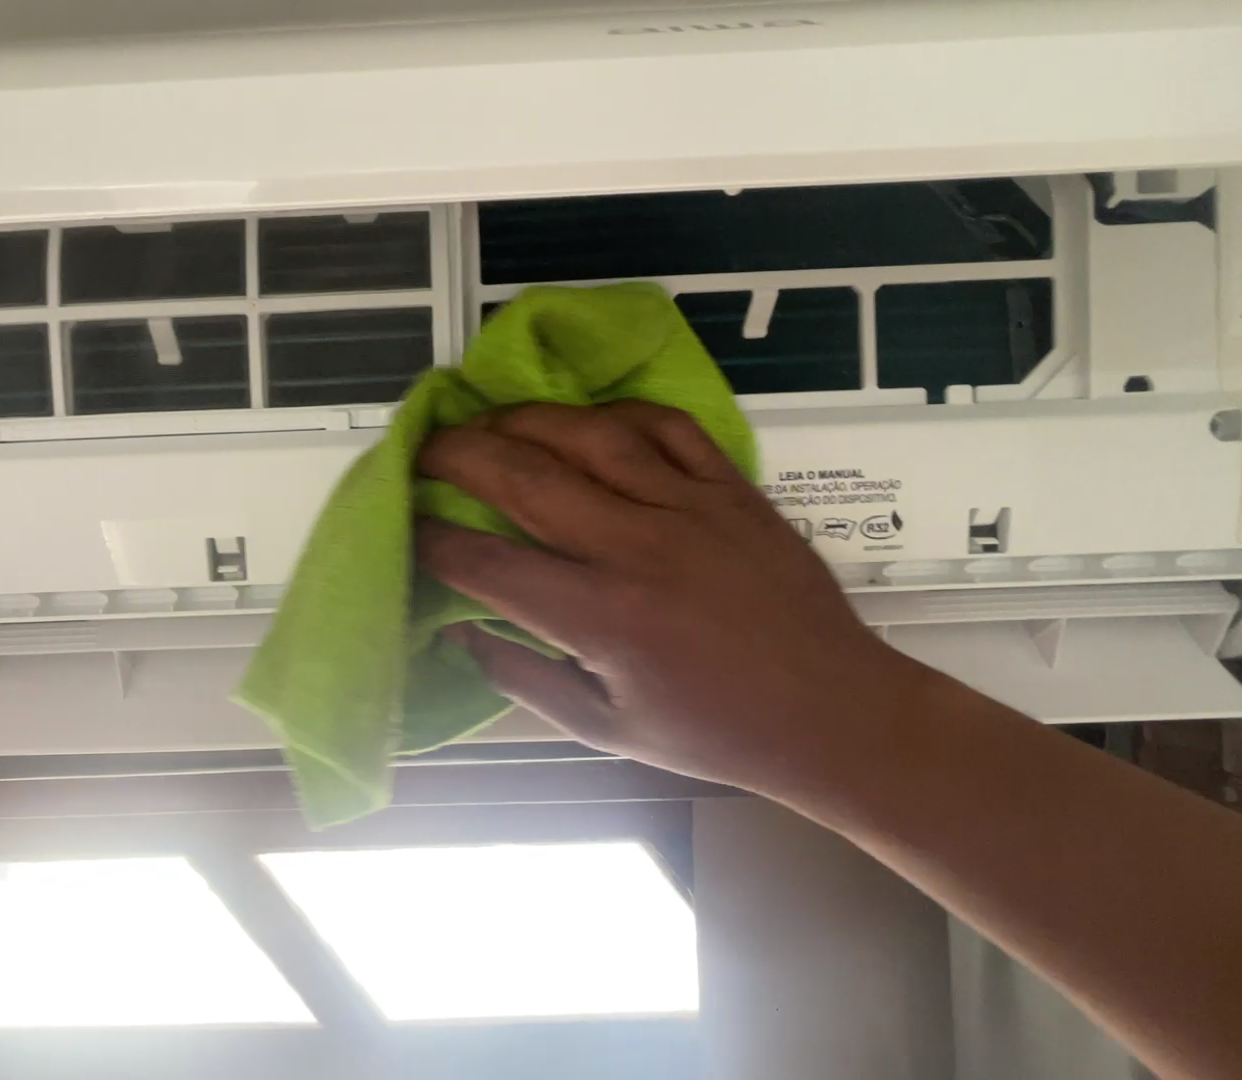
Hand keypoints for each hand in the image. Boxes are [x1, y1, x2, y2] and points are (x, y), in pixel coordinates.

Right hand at [416, 401, 942, 795]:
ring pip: (588, 435)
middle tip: (422, 453)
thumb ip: (524, 679)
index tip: (406, 528)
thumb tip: (461, 632)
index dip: (432, 541)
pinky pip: (666, 426)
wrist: (835, 713)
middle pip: (525, 478)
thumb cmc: (713, 732)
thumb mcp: (606, 730)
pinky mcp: (732, 488)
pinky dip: (614, 413)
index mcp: (604, 619)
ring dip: (521, 420)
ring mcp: (691, 507)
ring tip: (484, 422)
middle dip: (456, 457)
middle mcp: (639, 548)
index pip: (489, 564)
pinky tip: (582, 419)